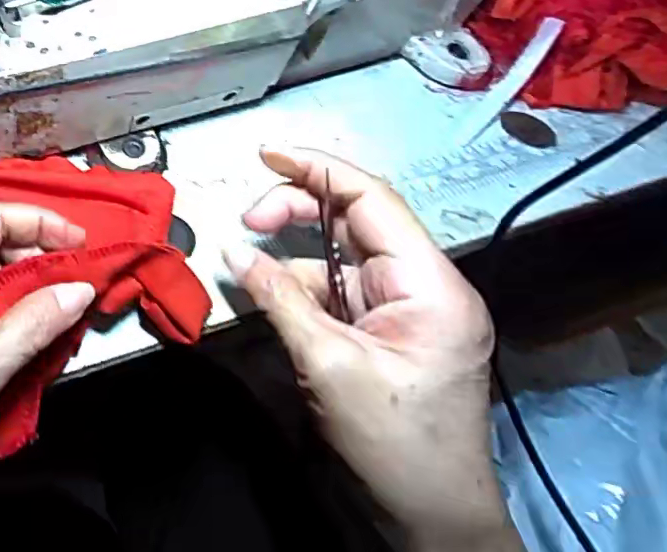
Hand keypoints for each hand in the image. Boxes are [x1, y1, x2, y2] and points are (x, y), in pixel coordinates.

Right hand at [225, 146, 522, 551]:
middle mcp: (422, 284)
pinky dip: (296, 281)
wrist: (432, 516)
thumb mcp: (328, 363)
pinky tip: (273, 299)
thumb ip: (279, 297)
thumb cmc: (396, 442)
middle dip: (293, 209)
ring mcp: (403, 303)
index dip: (318, 168)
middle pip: (351, 217)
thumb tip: (233, 250)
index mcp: (429, 286)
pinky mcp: (382, 321)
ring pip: (336, 249)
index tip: (267, 152)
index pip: (372, 200)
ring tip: (255, 274)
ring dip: (290, 253)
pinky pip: (332, 281)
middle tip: (246, 221)